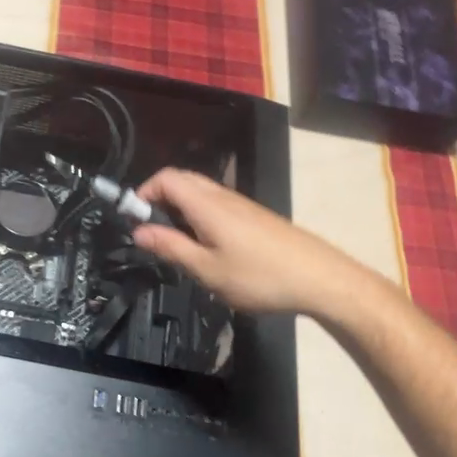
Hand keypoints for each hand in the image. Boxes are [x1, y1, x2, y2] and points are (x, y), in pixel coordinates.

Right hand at [131, 168, 388, 318]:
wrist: (321, 279)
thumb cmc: (259, 276)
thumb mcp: (207, 269)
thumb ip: (170, 247)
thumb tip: (138, 230)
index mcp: (206, 204)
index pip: (166, 178)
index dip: (144, 192)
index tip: (135, 220)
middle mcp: (223, 196)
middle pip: (183, 180)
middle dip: (159, 198)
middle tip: (151, 231)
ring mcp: (242, 205)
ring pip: (201, 193)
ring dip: (180, 209)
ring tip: (177, 243)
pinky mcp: (255, 217)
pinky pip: (217, 205)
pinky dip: (199, 216)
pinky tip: (207, 248)